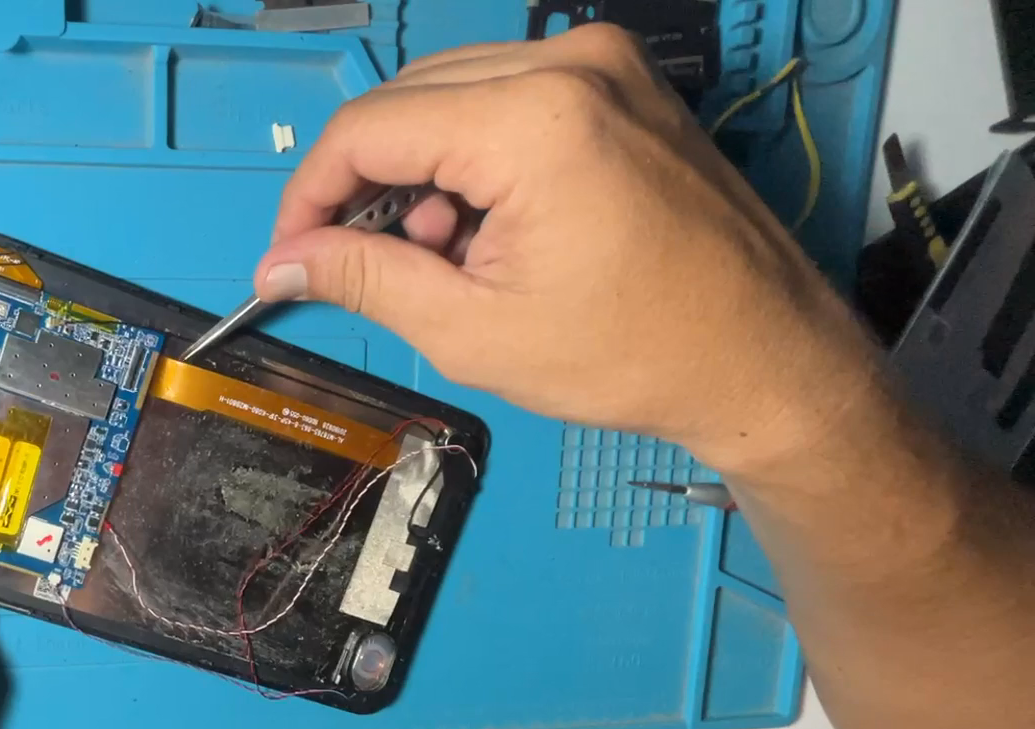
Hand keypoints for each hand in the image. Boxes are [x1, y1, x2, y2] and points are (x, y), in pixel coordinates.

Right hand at [255, 26, 878, 471]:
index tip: (287, 257)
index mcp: (528, 123)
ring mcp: (598, 67)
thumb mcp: (464, 328)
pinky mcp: (614, 88)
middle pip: (399, 103)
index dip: (307, 196)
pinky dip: (455, 165)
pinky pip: (493, 105)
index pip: (366, 130)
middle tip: (345, 263)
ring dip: (405, 178)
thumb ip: (361, 280)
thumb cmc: (616, 354)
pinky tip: (473, 230)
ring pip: (440, 100)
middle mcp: (566, 65)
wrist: (758, 356)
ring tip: (429, 257)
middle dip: (354, 187)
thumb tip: (277, 264)